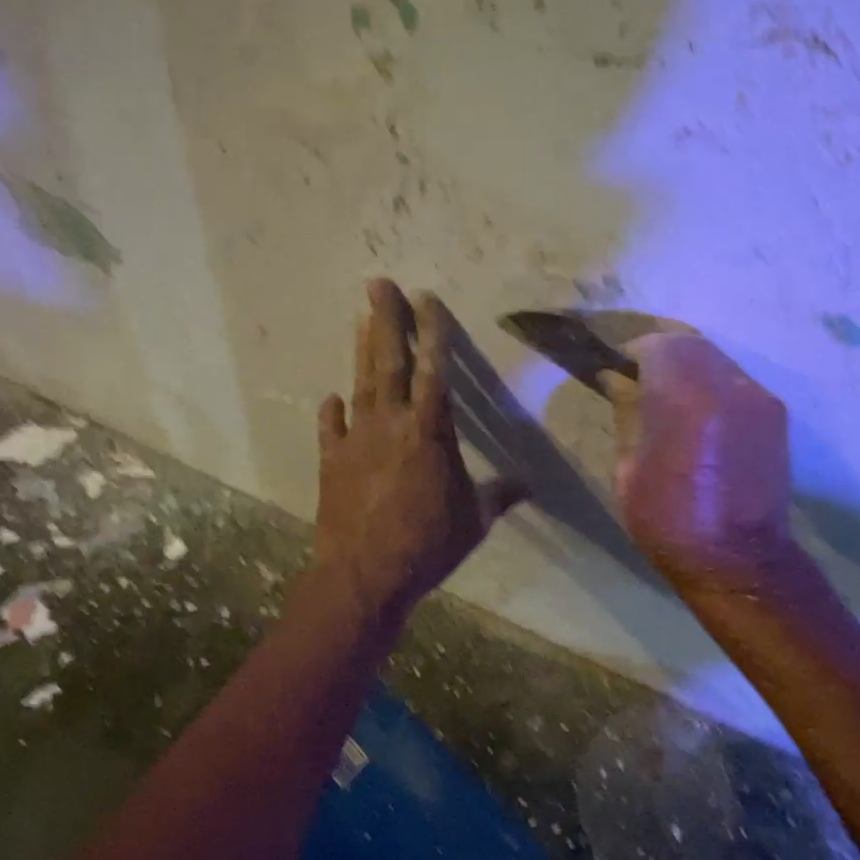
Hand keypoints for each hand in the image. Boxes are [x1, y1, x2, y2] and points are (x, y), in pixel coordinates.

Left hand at [310, 280, 526, 631]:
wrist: (364, 575)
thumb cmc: (427, 544)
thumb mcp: (474, 521)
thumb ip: (499, 495)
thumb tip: (528, 484)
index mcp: (430, 430)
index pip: (434, 369)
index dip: (432, 332)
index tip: (426, 298)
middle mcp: (391, 423)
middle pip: (389, 361)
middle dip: (386, 320)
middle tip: (378, 284)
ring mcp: (356, 440)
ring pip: (360, 384)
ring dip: (361, 350)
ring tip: (360, 318)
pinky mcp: (331, 462)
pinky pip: (331, 428)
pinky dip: (332, 411)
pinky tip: (332, 397)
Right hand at [599, 335, 793, 588]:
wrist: (739, 560)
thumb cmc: (670, 521)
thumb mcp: (628, 470)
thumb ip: (627, 414)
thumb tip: (618, 381)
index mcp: (684, 400)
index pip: (656, 345)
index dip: (632, 351)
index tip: (618, 369)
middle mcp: (727, 387)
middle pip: (690, 344)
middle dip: (662, 354)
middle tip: (642, 381)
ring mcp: (757, 397)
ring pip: (717, 359)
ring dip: (690, 368)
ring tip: (672, 399)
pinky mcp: (776, 413)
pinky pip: (736, 381)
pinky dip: (714, 386)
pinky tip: (701, 417)